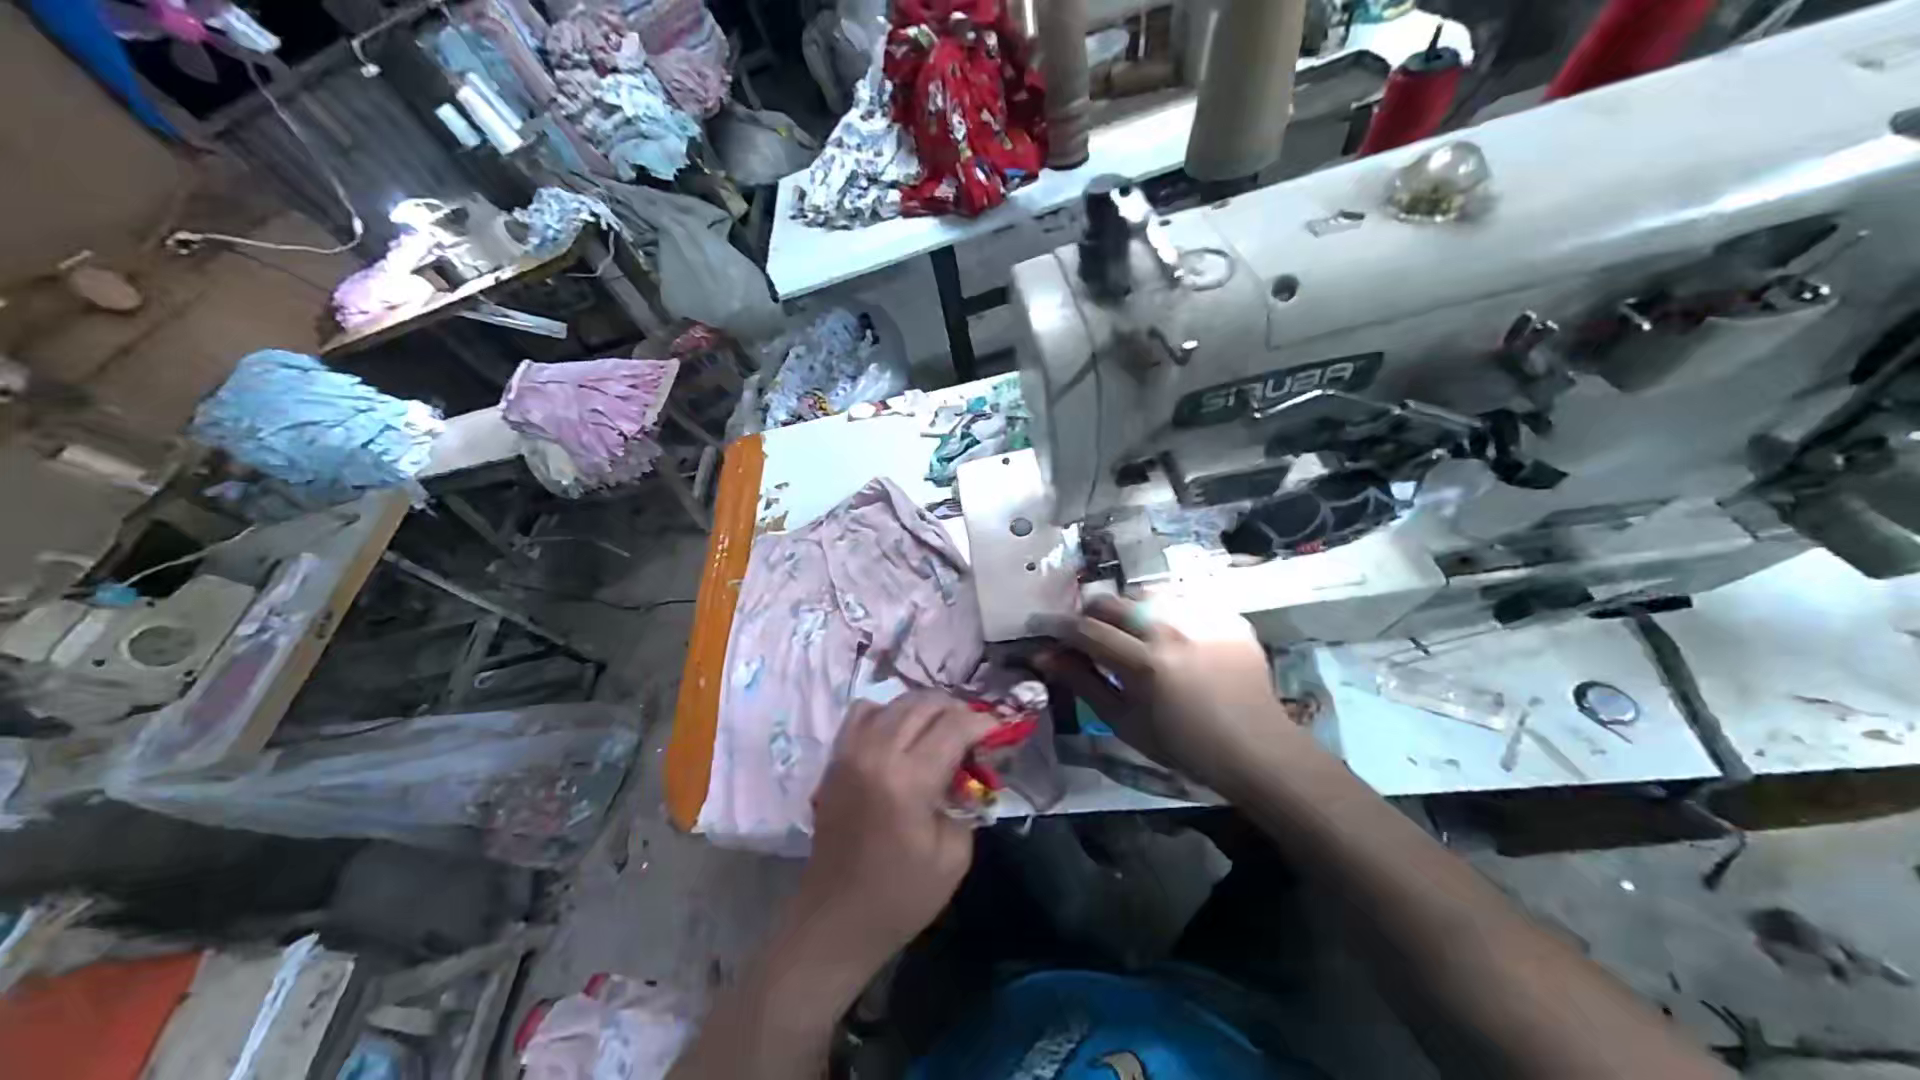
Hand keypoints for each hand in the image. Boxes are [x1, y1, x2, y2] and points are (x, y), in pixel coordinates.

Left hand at [794, 692, 996, 967]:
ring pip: (894, 701)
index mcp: (909, 780)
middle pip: (924, 704)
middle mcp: (876, 753)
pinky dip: (888, 712)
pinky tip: (902, 735)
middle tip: (975, 732)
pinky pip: (863, 713)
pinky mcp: (835, 760)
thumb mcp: (954, 855)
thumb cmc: (901, 897)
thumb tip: (970, 769)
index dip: (983, 723)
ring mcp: (850, 752)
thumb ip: (966, 801)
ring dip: (925, 708)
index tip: (1000, 731)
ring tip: (942, 729)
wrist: (836, 919)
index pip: (954, 726)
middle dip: (957, 710)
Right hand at [1038, 595, 1309, 794]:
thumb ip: (1083, 683)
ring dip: (1128, 612)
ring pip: (1145, 596)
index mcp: (1144, 663)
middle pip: (1112, 602)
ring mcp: (1202, 618)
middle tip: (1089, 637)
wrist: (1255, 748)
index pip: (1086, 630)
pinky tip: (1170, 636)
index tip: (1043, 629)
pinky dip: (1165, 613)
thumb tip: (1044, 656)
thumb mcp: (1125, 722)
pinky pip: (1182, 600)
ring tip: (1133, 636)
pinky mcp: (1225, 616)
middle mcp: (1171, 631)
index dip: (1059, 628)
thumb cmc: (1184, 746)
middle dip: (1090, 616)